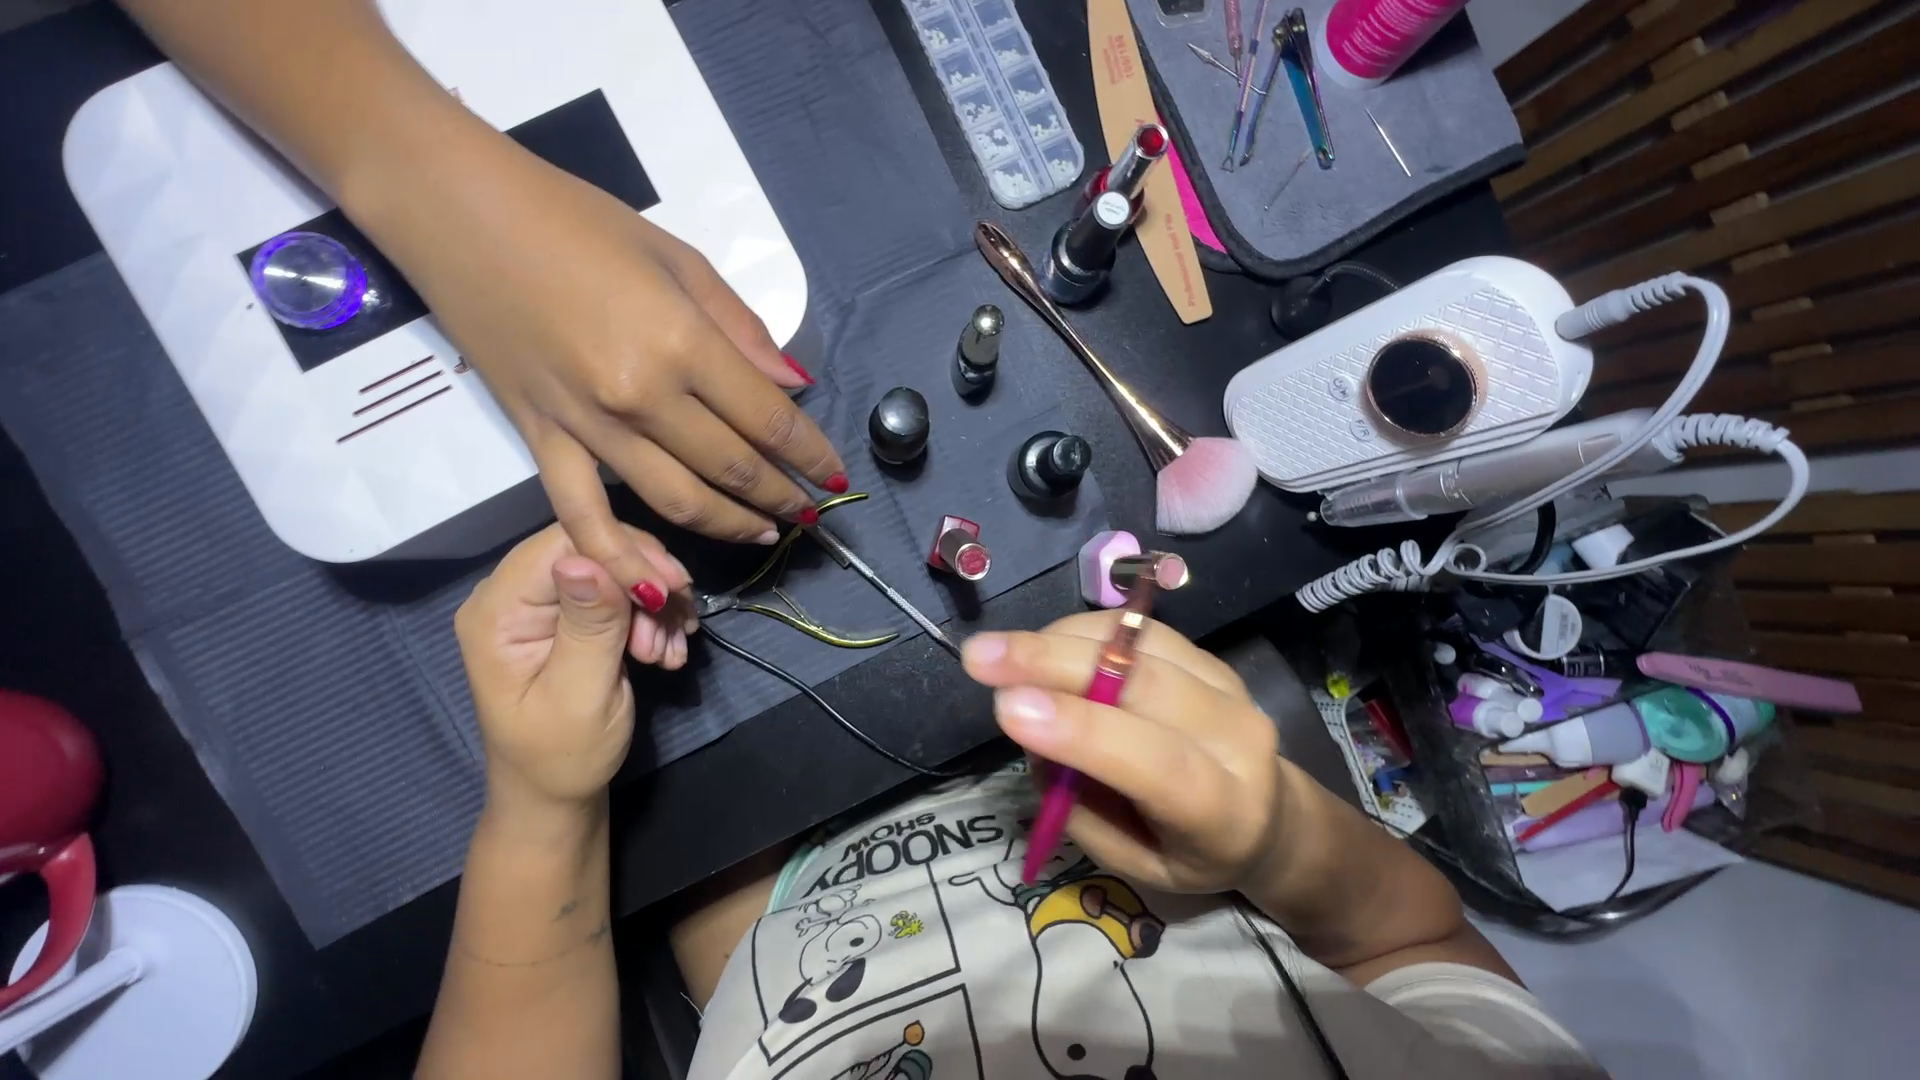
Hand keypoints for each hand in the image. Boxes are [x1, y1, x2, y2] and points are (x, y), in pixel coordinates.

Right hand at [354, 135, 847, 610]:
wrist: (456, 211)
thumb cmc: (579, 222)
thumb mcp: (682, 260)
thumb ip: (744, 332)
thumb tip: (795, 385)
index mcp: (682, 346)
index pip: (770, 422)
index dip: (811, 456)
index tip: (835, 476)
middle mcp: (641, 400)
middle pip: (732, 469)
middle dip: (782, 496)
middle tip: (810, 512)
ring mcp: (587, 429)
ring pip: (677, 502)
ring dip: (731, 526)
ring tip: (766, 534)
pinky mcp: (540, 443)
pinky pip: (585, 519)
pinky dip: (625, 561)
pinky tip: (663, 589)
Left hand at [455, 523, 686, 806]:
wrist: (558, 793)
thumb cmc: (562, 754)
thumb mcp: (580, 695)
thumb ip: (588, 627)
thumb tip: (586, 561)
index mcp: (498, 611)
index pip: (564, 542)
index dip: (624, 552)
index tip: (673, 588)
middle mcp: (514, 595)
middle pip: (593, 549)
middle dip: (645, 583)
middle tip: (677, 627)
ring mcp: (543, 604)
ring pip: (615, 569)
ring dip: (655, 604)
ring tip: (670, 652)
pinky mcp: (571, 615)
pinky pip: (620, 592)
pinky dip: (652, 615)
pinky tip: (667, 650)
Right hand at [961, 613, 1283, 895]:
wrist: (1272, 818)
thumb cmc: (1191, 853)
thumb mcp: (1135, 866)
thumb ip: (1082, 807)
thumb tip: (1032, 730)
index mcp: (1226, 812)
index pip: (1159, 763)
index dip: (1083, 732)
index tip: (1007, 708)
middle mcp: (1238, 738)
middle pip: (1146, 682)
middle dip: (1053, 663)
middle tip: (979, 656)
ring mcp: (1228, 686)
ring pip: (1138, 643)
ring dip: (1059, 640)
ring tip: (999, 653)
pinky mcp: (1209, 657)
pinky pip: (1138, 630)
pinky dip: (1081, 632)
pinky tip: (1043, 647)